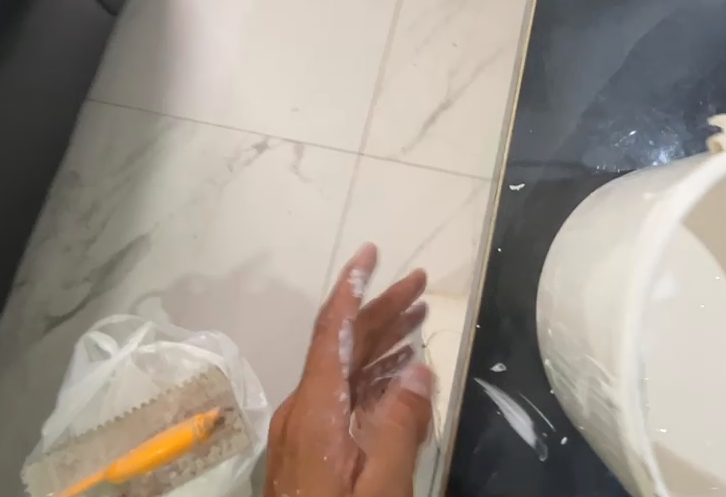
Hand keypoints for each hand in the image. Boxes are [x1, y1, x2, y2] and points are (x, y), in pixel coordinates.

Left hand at [263, 244, 433, 496]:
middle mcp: (304, 412)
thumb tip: (419, 369)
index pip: (332, 331)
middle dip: (382, 309)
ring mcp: (304, 432)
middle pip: (343, 344)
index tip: (370, 252)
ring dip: (382, 340)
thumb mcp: (382, 487)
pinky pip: (344, 397)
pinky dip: (374, 375)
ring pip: (345, 369)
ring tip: (419, 318)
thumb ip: (400, 426)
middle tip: (420, 284)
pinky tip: (400, 373)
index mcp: (316, 411)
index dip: (352, 286)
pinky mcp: (311, 453)